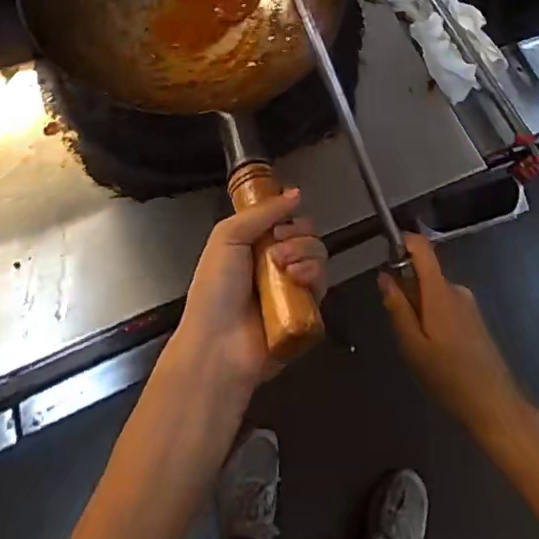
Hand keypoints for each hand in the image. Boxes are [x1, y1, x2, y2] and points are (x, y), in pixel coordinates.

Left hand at [173, 188, 326, 387]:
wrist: (218, 345)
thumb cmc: (215, 291)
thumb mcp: (228, 236)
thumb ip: (262, 211)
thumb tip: (295, 193)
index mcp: (253, 244)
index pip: (285, 219)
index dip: (288, 216)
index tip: (281, 223)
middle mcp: (274, 263)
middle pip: (307, 234)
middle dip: (299, 236)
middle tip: (279, 249)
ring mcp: (290, 287)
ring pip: (318, 256)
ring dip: (305, 254)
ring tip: (285, 268)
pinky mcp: (306, 311)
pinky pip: (323, 284)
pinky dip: (314, 276)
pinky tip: (298, 281)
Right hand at [379, 232, 528, 437]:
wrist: (495, 406)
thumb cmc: (449, 378)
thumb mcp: (412, 346)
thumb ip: (397, 308)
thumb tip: (384, 276)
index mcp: (439, 292)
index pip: (422, 247)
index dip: (402, 242)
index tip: (385, 258)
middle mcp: (456, 290)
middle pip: (424, 272)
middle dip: (406, 289)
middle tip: (400, 326)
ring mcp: (468, 304)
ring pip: (433, 291)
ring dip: (419, 307)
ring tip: (418, 346)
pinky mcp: (475, 319)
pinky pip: (445, 304)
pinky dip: (433, 317)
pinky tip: (436, 351)